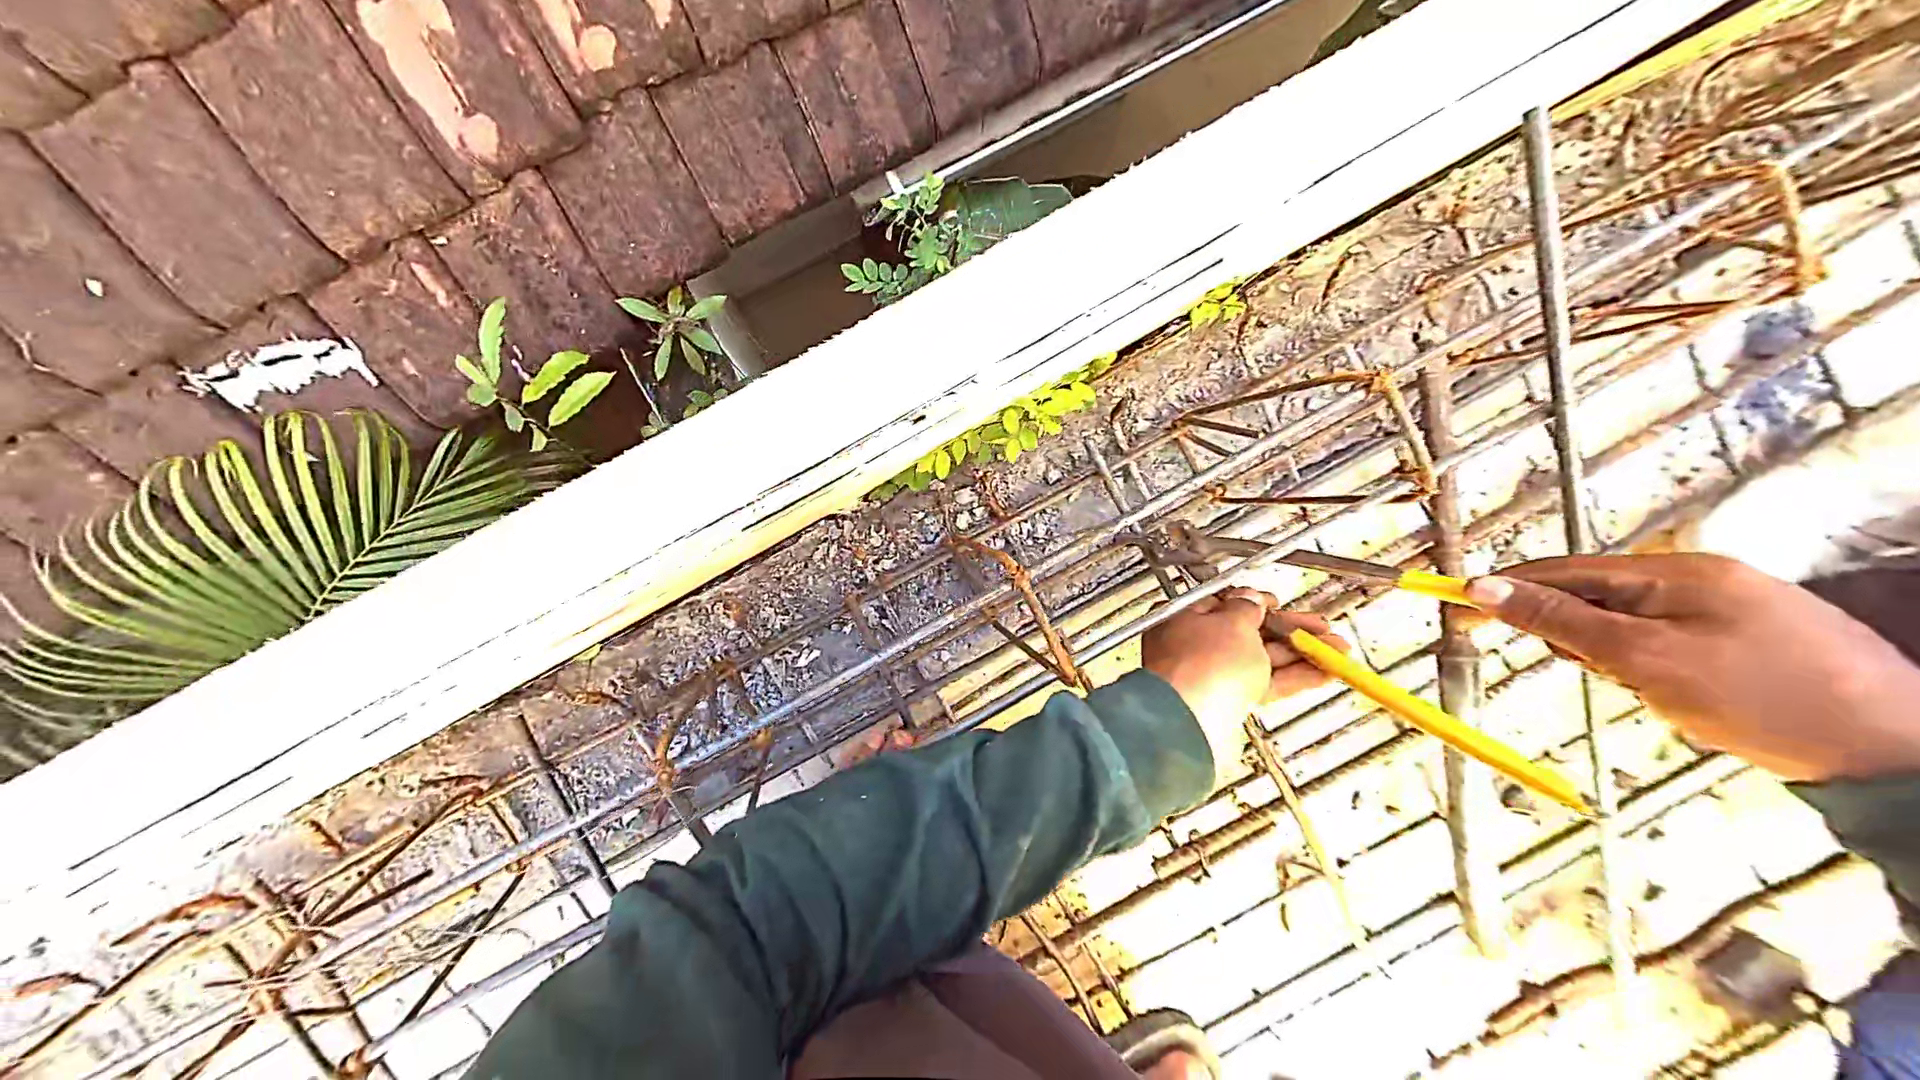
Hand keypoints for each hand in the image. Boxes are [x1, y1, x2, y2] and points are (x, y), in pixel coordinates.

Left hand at [1141, 587, 1350, 780]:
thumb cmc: (1202, 663)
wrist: (1191, 720)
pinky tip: (1324, 672)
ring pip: (1262, 658)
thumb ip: (1245, 608)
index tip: (1278, 602)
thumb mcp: (1231, 623)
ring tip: (1336, 650)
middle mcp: (1194, 645)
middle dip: (1290, 629)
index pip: (1223, 603)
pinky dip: (1294, 677)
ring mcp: (1212, 675)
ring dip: (1301, 653)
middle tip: (1322, 628)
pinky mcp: (1229, 701)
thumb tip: (1249, 597)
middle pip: (1248, 632)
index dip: (1255, 601)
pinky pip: (1265, 683)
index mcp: (1183, 617)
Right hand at [1466, 553, 1919, 781]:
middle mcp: (1696, 577)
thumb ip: (1556, 619)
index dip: (1502, 589)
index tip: (1454, 607)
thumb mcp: (1642, 658)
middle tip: (1599, 669)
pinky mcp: (1741, 635)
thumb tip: (1483, 586)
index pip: (1559, 571)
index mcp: (1672, 572)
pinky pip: (1657, 639)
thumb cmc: (1765, 699)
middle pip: (1589, 595)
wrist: (1903, 753)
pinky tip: (1673, 688)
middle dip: (1573, 633)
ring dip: (1611, 654)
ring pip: (1622, 621)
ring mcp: (1723, 605)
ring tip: (1649, 686)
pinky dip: (1643, 663)